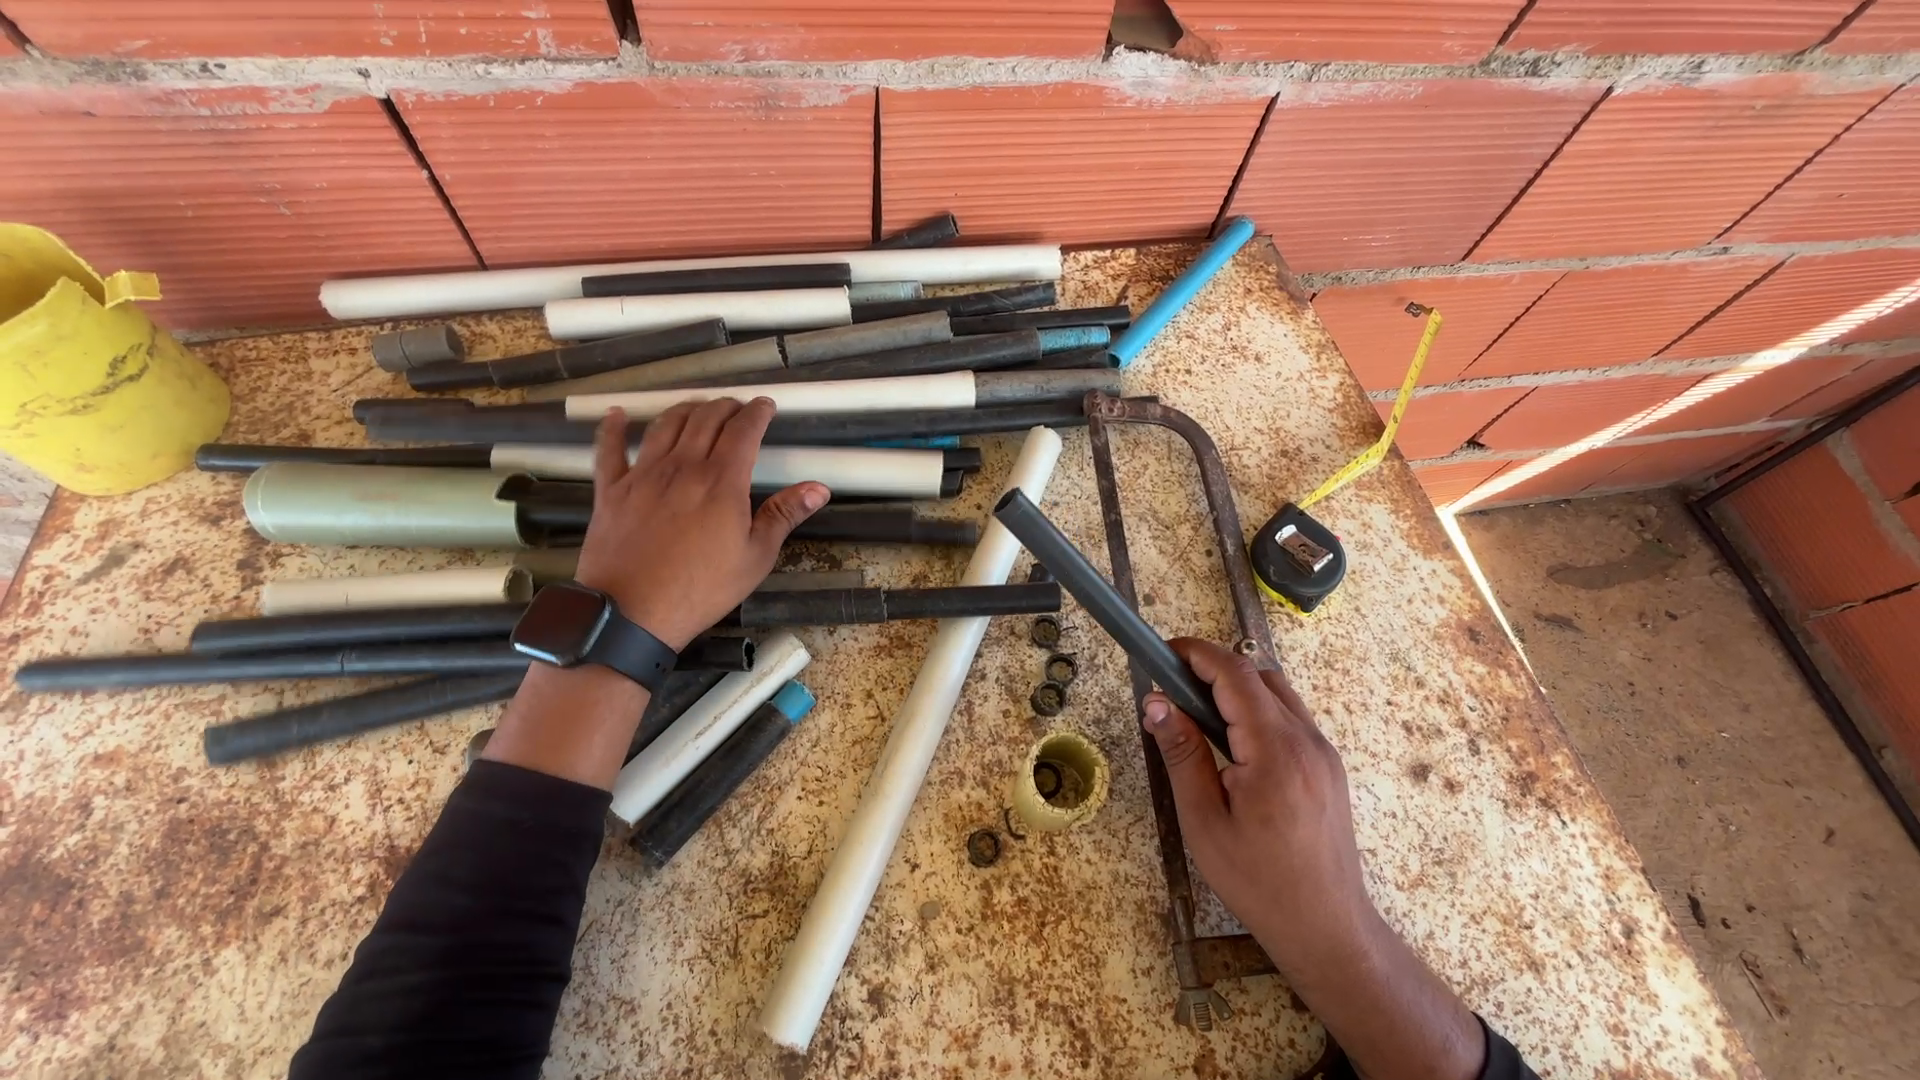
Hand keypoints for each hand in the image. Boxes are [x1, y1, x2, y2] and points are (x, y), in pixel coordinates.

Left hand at [572, 399, 829, 649]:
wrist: (631, 612)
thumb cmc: (702, 589)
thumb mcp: (755, 557)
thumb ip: (784, 516)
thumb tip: (819, 489)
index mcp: (722, 481)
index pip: (743, 431)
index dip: (756, 413)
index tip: (765, 406)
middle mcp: (682, 467)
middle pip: (705, 419)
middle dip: (725, 407)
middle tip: (737, 408)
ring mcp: (643, 475)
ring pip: (666, 425)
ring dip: (686, 410)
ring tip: (698, 408)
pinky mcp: (611, 490)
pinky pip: (610, 449)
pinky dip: (615, 427)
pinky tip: (619, 414)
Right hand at [1143, 638, 1484, 1079]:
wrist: (1327, 927)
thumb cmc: (1257, 879)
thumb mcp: (1204, 820)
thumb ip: (1182, 754)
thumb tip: (1156, 701)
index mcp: (1275, 749)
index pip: (1235, 673)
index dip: (1197, 653)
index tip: (1162, 651)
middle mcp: (1307, 739)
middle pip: (1259, 675)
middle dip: (1213, 667)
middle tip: (1172, 686)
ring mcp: (1324, 752)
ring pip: (1279, 692)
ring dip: (1238, 687)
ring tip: (1198, 715)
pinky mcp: (1329, 767)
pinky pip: (1291, 717)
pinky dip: (1257, 710)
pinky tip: (1234, 743)